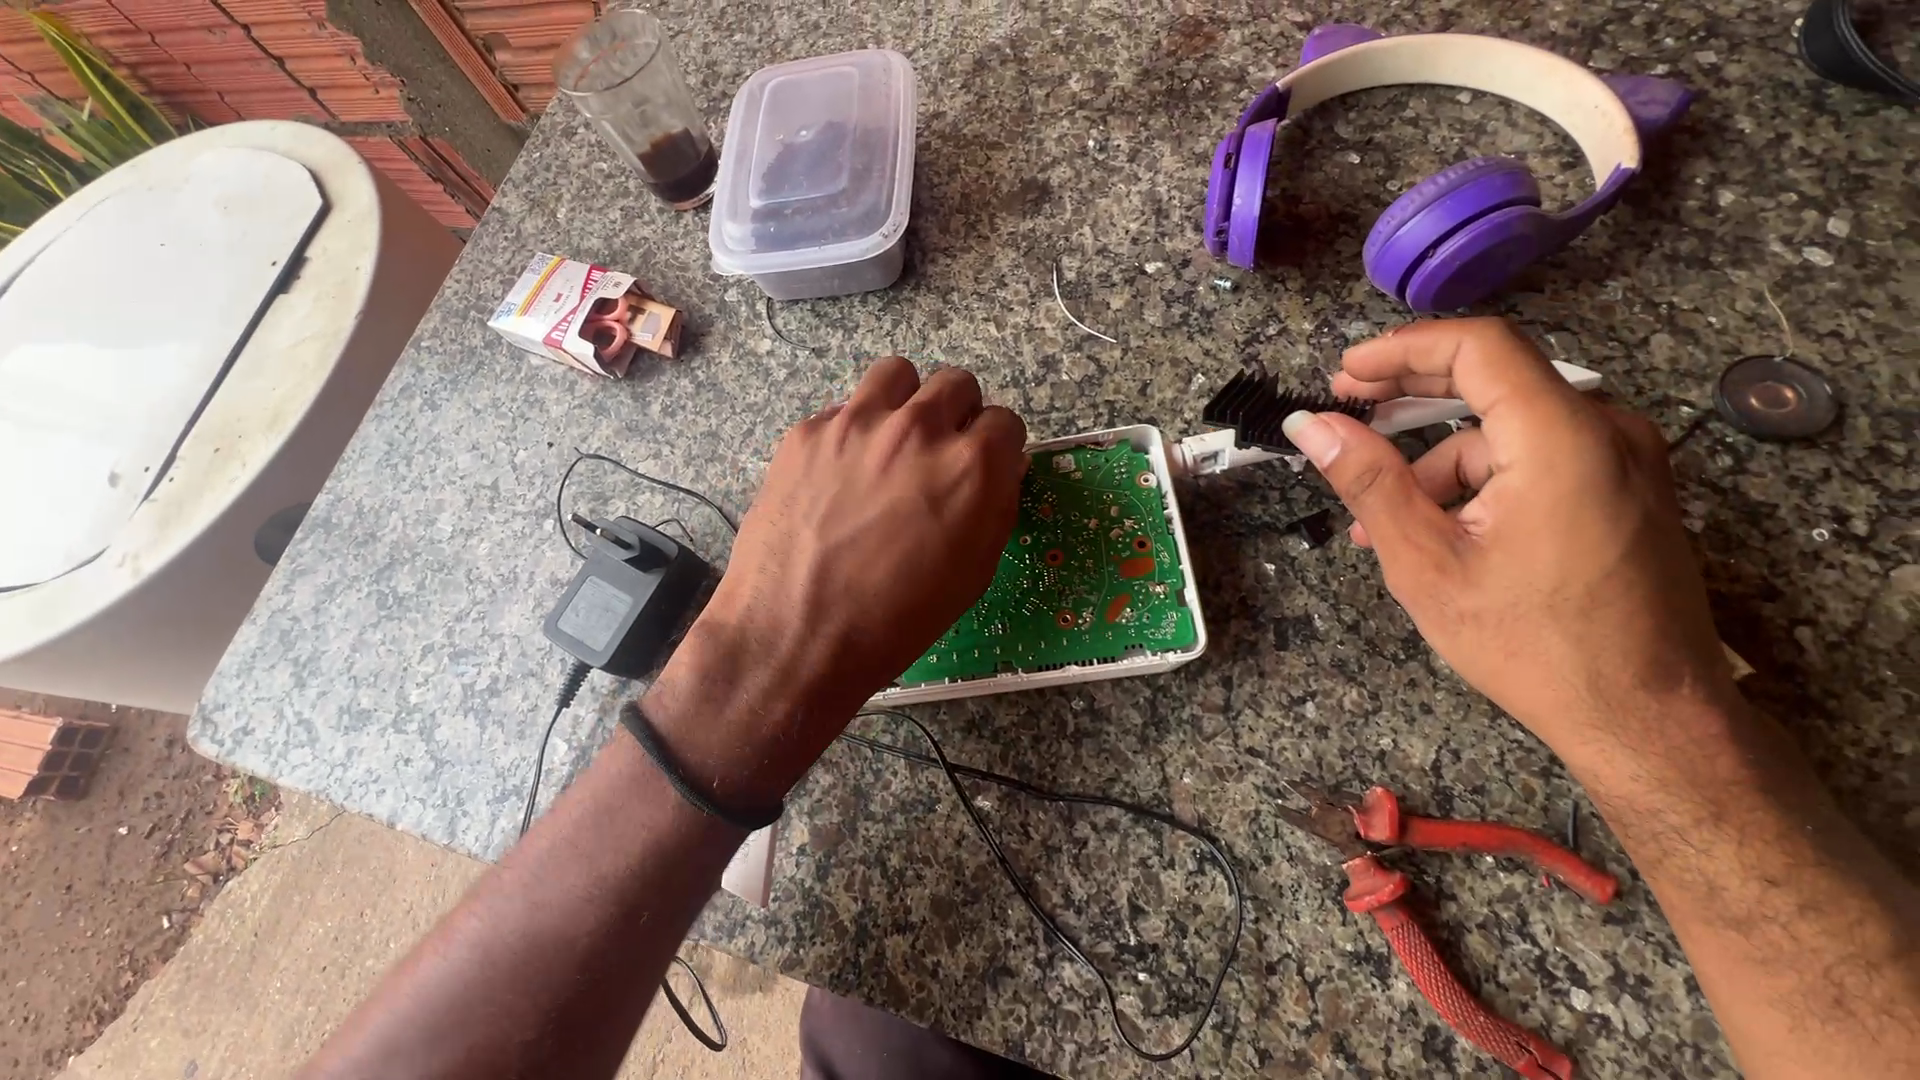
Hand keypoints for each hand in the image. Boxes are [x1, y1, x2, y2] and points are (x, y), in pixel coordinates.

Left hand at [645, 358, 1026, 801]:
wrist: (796, 634)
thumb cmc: (897, 620)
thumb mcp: (973, 572)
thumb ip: (995, 506)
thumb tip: (999, 469)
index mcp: (971, 465)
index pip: (1006, 421)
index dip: (998, 448)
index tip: (984, 469)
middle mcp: (919, 429)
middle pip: (956, 383)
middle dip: (958, 415)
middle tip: (940, 454)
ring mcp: (857, 423)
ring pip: (897, 374)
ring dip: (906, 402)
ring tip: (891, 443)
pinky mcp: (807, 431)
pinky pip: (842, 409)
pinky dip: (852, 432)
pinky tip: (838, 474)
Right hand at [1280, 318, 1737, 757]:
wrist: (1646, 719)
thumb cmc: (1531, 643)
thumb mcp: (1427, 562)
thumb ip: (1368, 481)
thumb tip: (1310, 425)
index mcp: (1560, 438)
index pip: (1477, 347)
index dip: (1401, 349)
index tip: (1343, 374)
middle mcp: (1605, 430)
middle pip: (1493, 376)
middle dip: (1410, 392)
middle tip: (1345, 413)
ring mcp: (1624, 459)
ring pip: (1506, 430)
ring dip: (1435, 459)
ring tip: (1378, 520)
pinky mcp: (1624, 489)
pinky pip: (1536, 458)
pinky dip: (1477, 481)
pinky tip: (1437, 530)